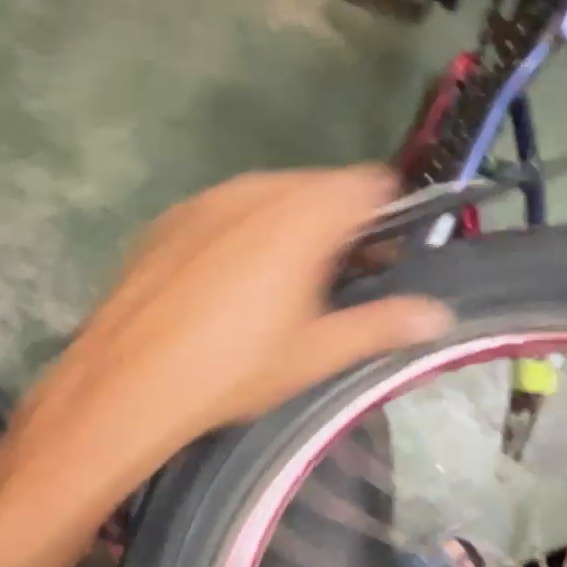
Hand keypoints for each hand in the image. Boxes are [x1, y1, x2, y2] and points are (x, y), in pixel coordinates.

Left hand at [15, 166, 453, 482]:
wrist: (127, 382)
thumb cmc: (233, 369)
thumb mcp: (315, 354)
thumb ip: (381, 326)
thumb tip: (438, 316)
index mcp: (306, 213)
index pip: (371, 184)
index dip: (385, 220)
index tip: (379, 262)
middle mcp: (258, 189)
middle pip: (318, 188)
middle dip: (336, 226)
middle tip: (332, 284)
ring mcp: (206, 200)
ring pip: (268, 199)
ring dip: (287, 230)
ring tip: (276, 291)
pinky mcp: (166, 220)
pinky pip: (222, 214)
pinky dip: (238, 237)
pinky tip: (222, 290)